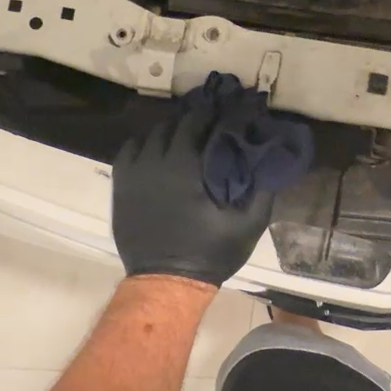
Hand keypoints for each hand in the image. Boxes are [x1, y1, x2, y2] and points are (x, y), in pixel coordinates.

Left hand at [111, 103, 274, 286]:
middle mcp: (155, 164)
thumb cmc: (210, 253)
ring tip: (183, 133)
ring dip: (168, 130)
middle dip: (191, 118)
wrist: (167, 283)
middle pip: (172, 125)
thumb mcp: (248, 225)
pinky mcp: (121, 189)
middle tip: (208, 118)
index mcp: (185, 167)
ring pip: (149, 136)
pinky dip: (143, 145)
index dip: (211, 112)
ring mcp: (134, 176)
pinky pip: (127, 152)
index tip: (224, 107)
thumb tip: (270, 161)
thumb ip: (262, 191)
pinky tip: (155, 150)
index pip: (196, 123)